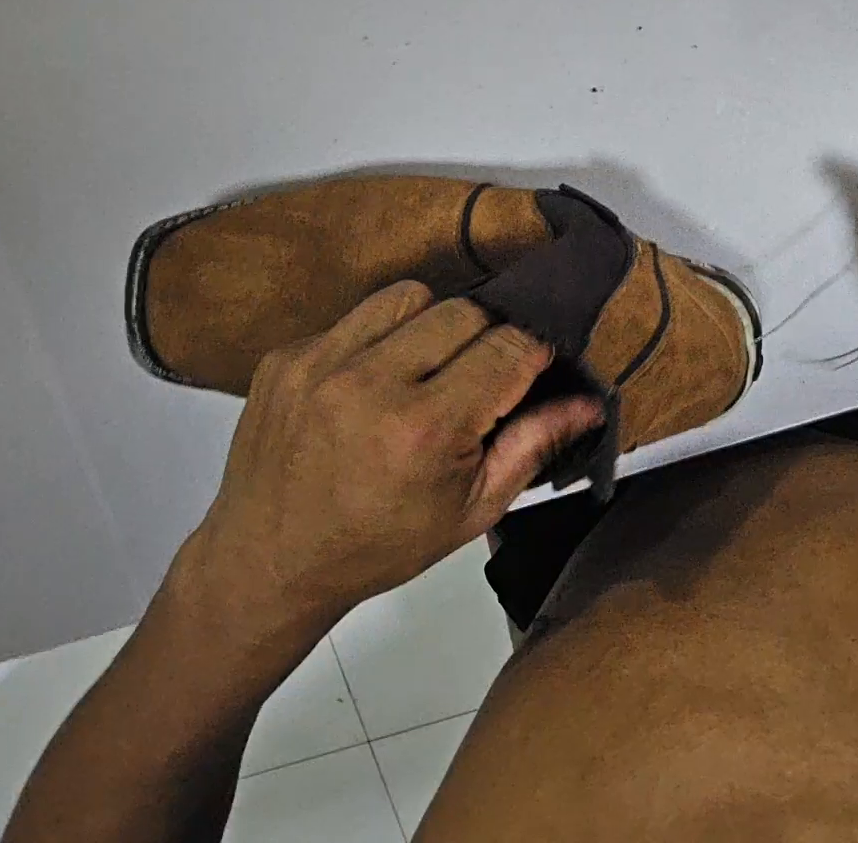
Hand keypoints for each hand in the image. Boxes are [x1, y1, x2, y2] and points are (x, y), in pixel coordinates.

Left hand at [174, 281, 604, 643]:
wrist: (268, 561)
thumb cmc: (379, 544)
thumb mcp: (473, 509)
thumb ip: (535, 445)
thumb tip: (590, 403)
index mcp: (425, 429)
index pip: (510, 348)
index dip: (536, 350)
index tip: (539, 363)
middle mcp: (370, 384)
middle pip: (466, 311)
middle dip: (490, 336)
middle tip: (485, 375)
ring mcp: (320, 363)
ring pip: (411, 295)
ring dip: (436, 323)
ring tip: (430, 368)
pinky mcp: (287, 356)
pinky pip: (357, 316)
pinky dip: (382, 337)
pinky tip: (377, 381)